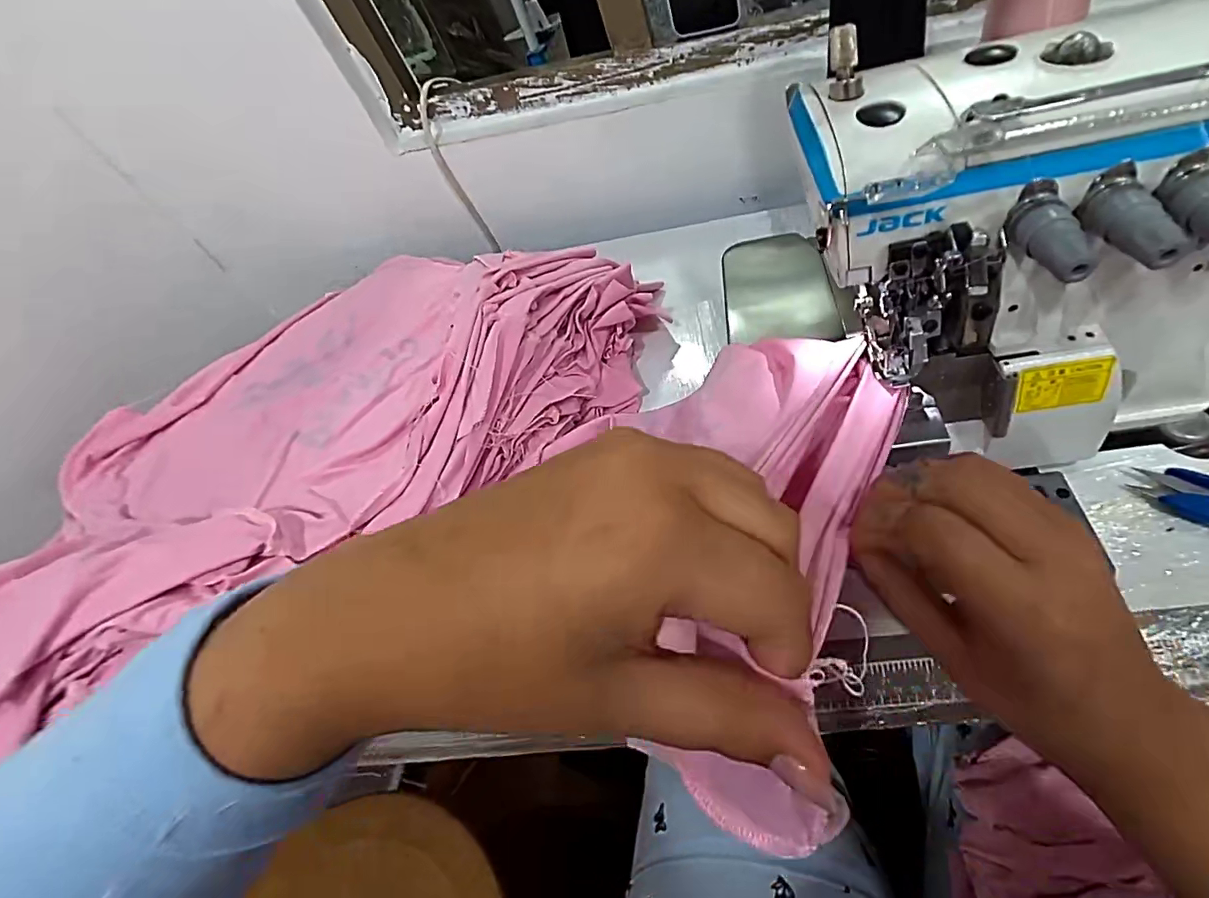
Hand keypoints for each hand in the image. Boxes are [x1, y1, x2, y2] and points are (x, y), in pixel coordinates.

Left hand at [186, 428, 835, 806]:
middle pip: (778, 528)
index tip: (764, 685)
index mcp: (665, 538)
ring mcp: (641, 446)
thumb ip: (728, 720)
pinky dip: (719, 514)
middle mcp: (665, 472)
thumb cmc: (500, 666)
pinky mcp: (618, 442)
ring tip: (712, 604)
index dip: (788, 647)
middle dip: (778, 595)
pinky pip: (705, 471)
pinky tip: (677, 557)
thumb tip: (818, 765)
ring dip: (753, 549)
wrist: (391, 607)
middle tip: (740, 650)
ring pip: (748, 490)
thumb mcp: (618, 700)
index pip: (778, 591)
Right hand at [854, 456, 1208, 897]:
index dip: (886, 521)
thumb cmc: (1032, 703)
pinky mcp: (1068, 516)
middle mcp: (1047, 551)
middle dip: (907, 491)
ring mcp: (1064, 526)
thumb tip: (862, 540)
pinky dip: (962, 484)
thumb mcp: (955, 660)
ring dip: (933, 480)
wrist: (1127, 712)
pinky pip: (1000, 478)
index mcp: (1020, 605)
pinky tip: (951, 515)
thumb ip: (902, 594)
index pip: (935, 529)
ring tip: (914, 513)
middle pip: (956, 482)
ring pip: (977, 468)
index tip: (861, 531)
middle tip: (883, 519)